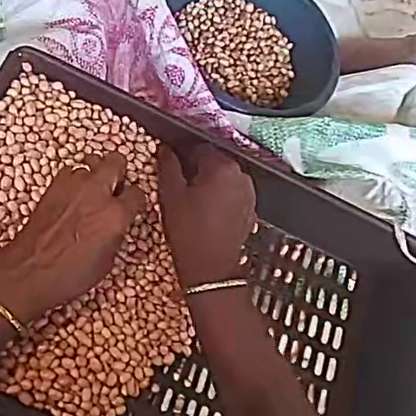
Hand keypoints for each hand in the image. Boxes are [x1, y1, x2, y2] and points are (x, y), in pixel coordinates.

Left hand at [0, 152, 136, 322]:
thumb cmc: (67, 274)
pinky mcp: (53, 186)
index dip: (135, 201)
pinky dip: (73, 181)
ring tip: (91, 193)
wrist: (30, 271)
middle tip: (116, 186)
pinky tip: (72, 197)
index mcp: (116, 215)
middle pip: (116, 161)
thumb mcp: (106, 262)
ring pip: (91, 164)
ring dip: (94, 176)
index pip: (138, 193)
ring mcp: (73, 186)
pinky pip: (70, 173)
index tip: (132, 206)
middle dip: (119, 172)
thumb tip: (116, 225)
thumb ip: (116, 234)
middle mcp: (96, 193)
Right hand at [157, 144, 255, 286]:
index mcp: (221, 167)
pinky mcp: (250, 209)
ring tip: (192, 202)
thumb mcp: (170, 195)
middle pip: (214, 161)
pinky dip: (220, 198)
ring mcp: (249, 193)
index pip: (199, 147)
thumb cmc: (188, 231)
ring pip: (224, 178)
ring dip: (209, 184)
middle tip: (180, 188)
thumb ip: (168, 165)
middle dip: (197, 170)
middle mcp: (240, 175)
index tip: (172, 169)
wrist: (210, 268)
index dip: (182, 156)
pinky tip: (206, 212)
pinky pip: (232, 194)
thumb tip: (166, 149)